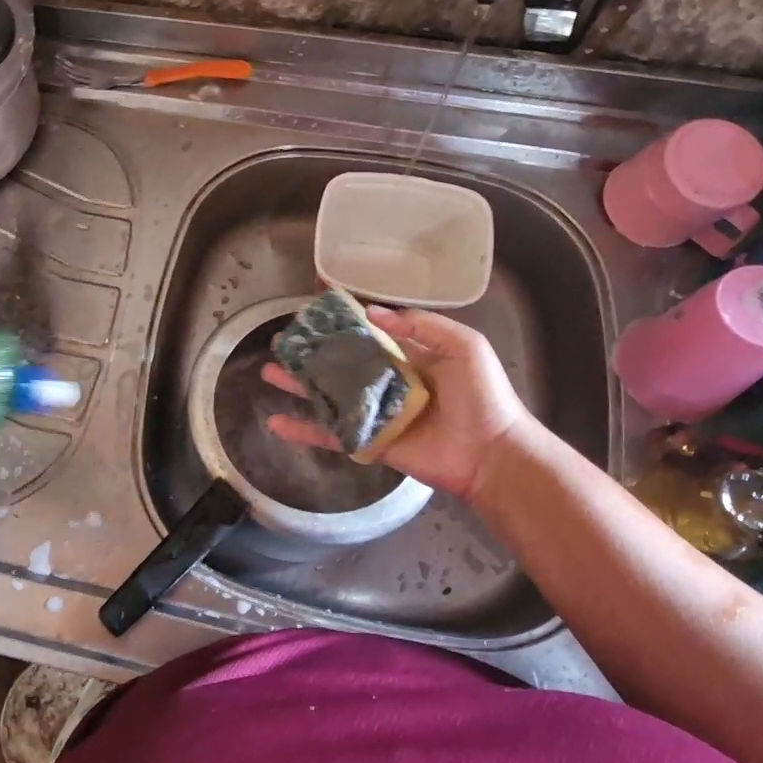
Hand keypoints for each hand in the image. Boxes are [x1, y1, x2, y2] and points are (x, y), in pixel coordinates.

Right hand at [259, 305, 534, 499]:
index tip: (313, 308)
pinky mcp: (369, 442)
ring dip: (298, 385)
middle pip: (339, 363)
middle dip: (311, 352)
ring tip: (269, 371)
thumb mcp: (463, 346)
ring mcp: (375, 413)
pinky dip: (304, 430)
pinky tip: (276, 422)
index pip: (367, 334)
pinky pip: (332, 434)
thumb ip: (421, 326)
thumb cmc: (483, 396)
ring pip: (328, 395)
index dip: (341, 322)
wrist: (492, 454)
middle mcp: (386, 382)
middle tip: (282, 341)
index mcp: (408, 356)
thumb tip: (371, 313)